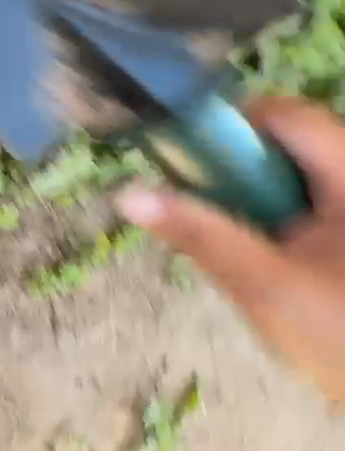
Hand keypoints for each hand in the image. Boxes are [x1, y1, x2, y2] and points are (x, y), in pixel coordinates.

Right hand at [116, 97, 344, 400]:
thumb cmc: (344, 333)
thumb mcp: (264, 286)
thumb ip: (199, 234)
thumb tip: (127, 194)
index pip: (287, 117)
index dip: (229, 124)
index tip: (184, 159)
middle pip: (289, 146)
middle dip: (234, 172)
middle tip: (208, 215)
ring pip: (297, 179)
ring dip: (252, 200)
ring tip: (244, 248)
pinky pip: (312, 208)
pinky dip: (278, 222)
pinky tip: (276, 264)